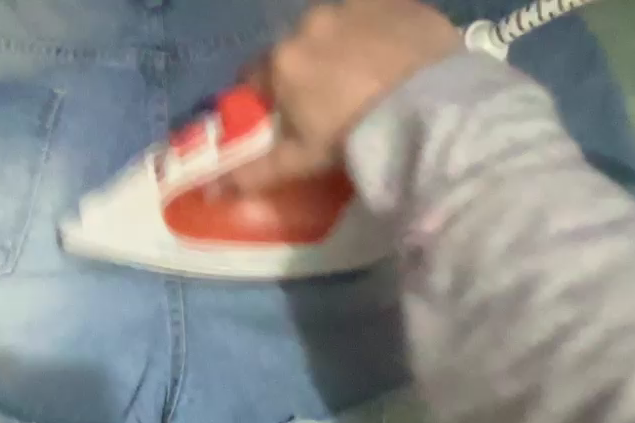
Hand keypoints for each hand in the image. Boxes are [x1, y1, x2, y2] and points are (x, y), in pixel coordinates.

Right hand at [224, 0, 461, 193]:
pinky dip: (376, 36)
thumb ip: (250, 172)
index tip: (280, 119)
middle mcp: (313, 21)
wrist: (425, 109)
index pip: (254, 77)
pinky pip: (376, 17)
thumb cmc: (349, 136)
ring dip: (340, 49)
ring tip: (361, 82)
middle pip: (296, 49)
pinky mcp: (399, 1)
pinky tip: (389, 63)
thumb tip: (210, 191)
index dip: (263, 100)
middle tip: (324, 106)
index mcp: (282, 60)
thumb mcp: (296, 161)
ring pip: (336, 29)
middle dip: (303, 72)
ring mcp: (357, 5)